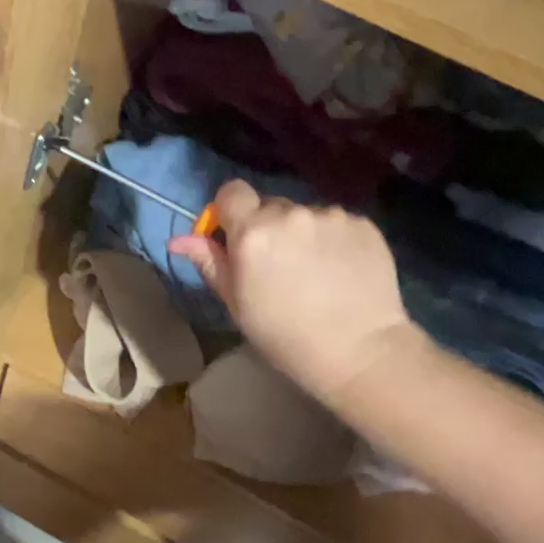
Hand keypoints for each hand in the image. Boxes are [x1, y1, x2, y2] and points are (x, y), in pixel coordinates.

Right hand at [168, 180, 418, 399]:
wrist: (357, 351)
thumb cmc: (285, 336)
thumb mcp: (237, 304)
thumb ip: (210, 263)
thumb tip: (180, 239)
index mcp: (252, 233)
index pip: (231, 191)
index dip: (229, 211)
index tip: (235, 238)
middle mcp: (290, 214)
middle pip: (269, 205)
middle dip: (267, 228)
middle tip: (276, 266)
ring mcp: (331, 216)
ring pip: (304, 215)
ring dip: (301, 234)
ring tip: (313, 273)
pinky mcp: (363, 223)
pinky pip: (336, 223)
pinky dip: (332, 240)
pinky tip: (339, 271)